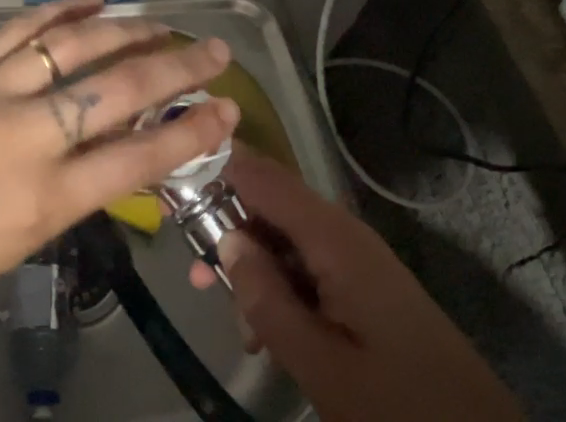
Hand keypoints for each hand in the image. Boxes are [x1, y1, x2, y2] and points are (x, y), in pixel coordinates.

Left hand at [0, 0, 240, 325]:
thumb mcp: (24, 240)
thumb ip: (76, 191)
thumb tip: (122, 148)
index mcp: (46, 198)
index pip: (139, 158)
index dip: (192, 131)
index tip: (228, 109)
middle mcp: (26, 136)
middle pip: (119, 89)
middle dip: (178, 66)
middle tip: (215, 50)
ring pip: (74, 46)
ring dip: (127, 30)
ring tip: (162, 24)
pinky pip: (20, 31)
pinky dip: (61, 12)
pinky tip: (92, 2)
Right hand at [192, 150, 521, 421]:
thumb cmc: (395, 400)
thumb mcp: (318, 361)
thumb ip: (264, 297)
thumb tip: (226, 240)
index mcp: (333, 238)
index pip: (262, 175)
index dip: (215, 167)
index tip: (170, 177)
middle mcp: (344, 233)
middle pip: (270, 205)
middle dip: (227, 231)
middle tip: (193, 275)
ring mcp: (357, 260)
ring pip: (284, 240)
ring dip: (252, 269)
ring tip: (233, 319)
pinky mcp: (364, 286)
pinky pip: (307, 268)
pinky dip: (279, 288)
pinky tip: (267, 332)